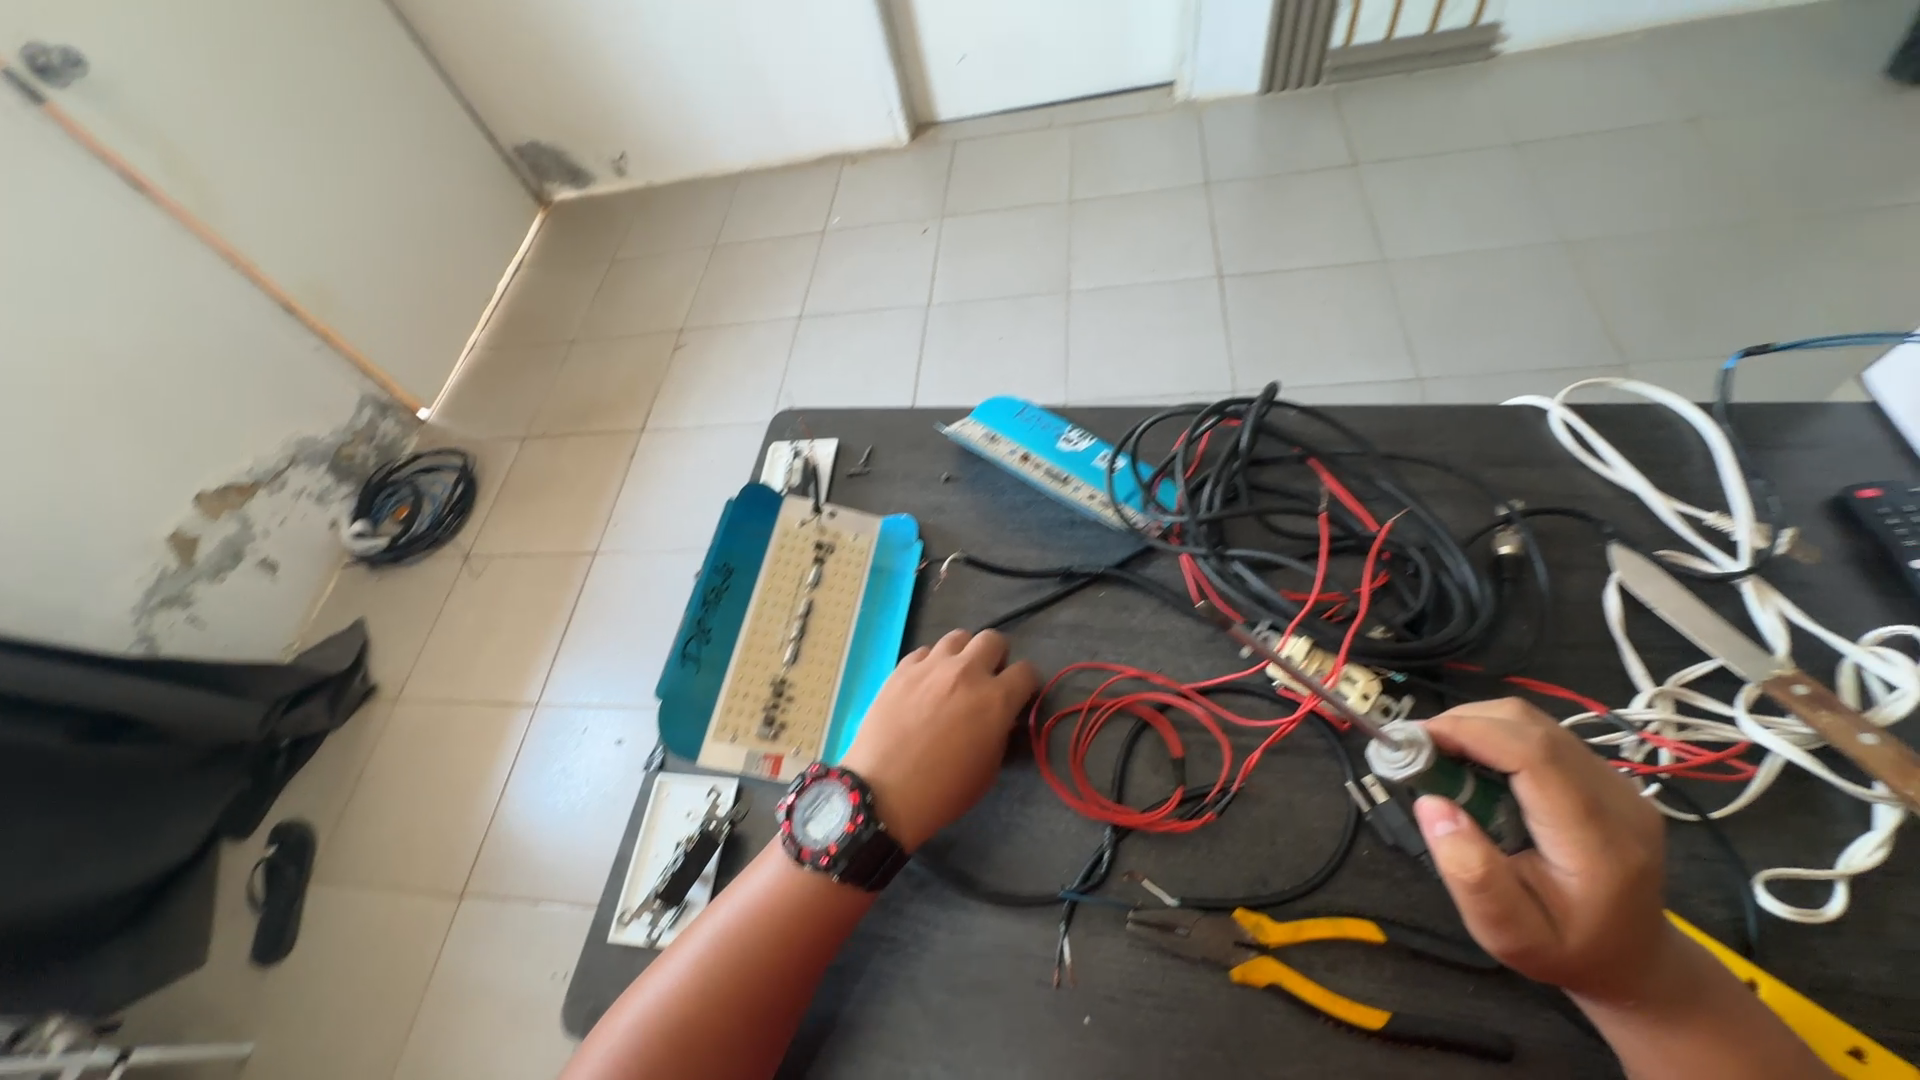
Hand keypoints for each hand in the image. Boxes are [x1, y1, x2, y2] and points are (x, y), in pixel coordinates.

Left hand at [839, 629, 1039, 851]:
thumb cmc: (944, 790)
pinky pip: (924, 652)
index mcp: (996, 698)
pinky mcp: (901, 669)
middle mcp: (967, 672)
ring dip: (964, 654)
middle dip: (997, 657)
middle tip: (988, 680)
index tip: (1020, 696)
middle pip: (993, 639)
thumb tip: (1004, 717)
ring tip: (955, 676)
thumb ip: (1002, 732)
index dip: (1027, 684)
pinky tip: (925, 684)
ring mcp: (931, 666)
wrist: (884, 792)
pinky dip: (931, 663)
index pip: (1027, 671)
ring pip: (958, 637)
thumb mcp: (989, 768)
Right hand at [1412, 698, 1673, 1003]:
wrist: (1633, 961)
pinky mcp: (1605, 778)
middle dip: (1463, 723)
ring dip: (1477, 725)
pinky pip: (1542, 735)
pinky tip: (1472, 763)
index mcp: (1597, 841)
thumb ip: (1470, 874)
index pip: (1534, 755)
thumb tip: (1430, 803)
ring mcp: (1617, 784)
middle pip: (1532, 727)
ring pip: (1535, 722)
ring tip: (1439, 755)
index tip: (1412, 740)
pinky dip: (1495, 735)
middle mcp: (1617, 800)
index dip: (1468, 733)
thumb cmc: (1564, 950)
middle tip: (1415, 749)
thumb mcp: (1507, 933)